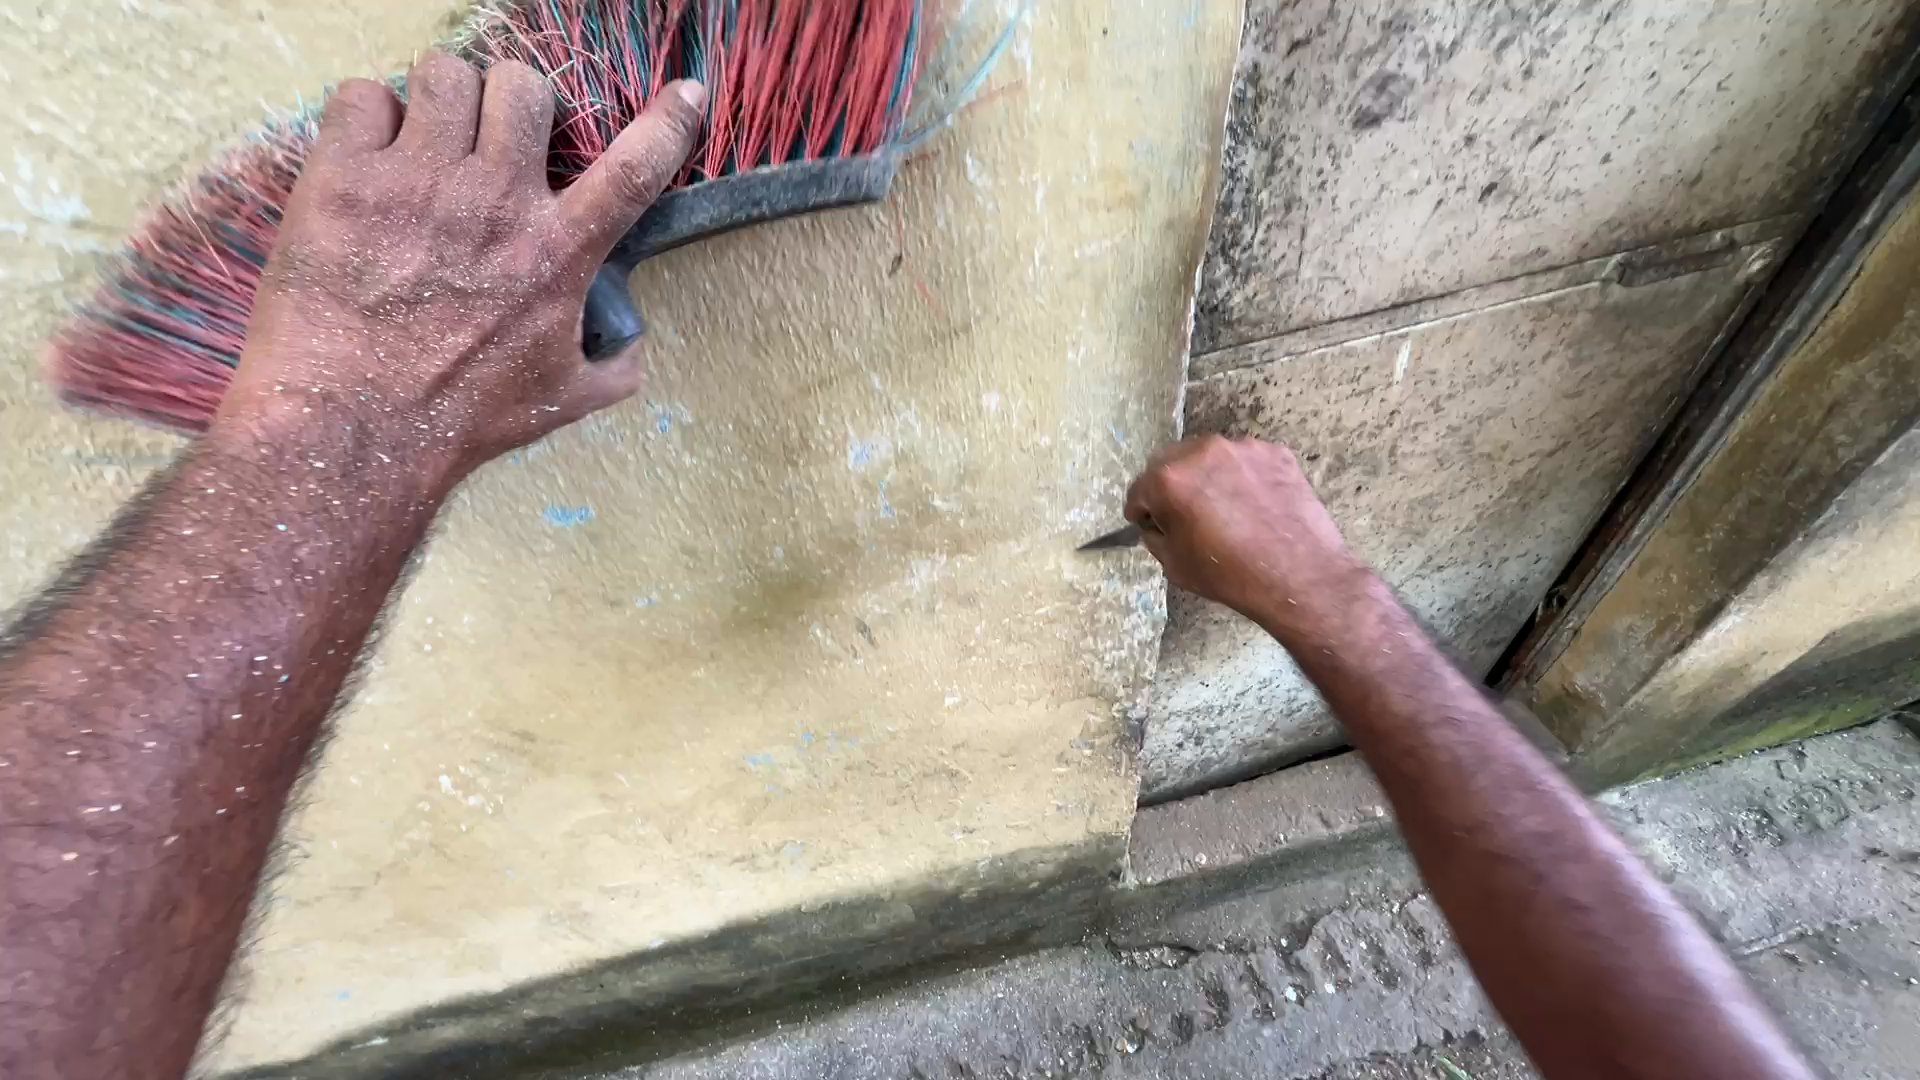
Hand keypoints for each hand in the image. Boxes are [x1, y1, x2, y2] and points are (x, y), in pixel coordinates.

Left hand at [211, 53, 705, 489]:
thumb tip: (635, 341)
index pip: (634, 171)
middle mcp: (496, 201)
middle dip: (523, 104)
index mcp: (559, 254)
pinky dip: (373, 116)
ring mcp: (417, 181)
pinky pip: (362, 94)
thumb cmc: (473, 414)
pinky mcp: (341, 176)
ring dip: (450, 101)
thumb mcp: (571, 398)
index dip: (669, 123)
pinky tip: (376, 156)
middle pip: (525, 86)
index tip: (688, 93)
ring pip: (445, 74)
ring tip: (438, 140)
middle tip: (504, 139)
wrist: (358, 423)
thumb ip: (619, 365)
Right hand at [1124, 435, 1375, 641]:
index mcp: (1169, 479)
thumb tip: (1157, 524)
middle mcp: (1202, 452)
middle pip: (1170, 462)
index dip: (1140, 510)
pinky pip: (1244, 461)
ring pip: (1208, 457)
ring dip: (1205, 477)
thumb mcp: (1173, 564)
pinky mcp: (1275, 453)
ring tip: (1222, 508)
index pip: (1139, 489)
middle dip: (1169, 486)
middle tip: (1183, 514)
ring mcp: (1242, 448)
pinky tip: (1252, 505)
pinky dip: (1240, 477)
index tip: (1147, 522)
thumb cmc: (1229, 575)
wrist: (1299, 576)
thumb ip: (1155, 535)